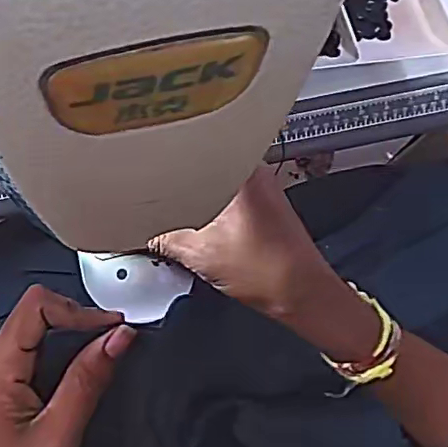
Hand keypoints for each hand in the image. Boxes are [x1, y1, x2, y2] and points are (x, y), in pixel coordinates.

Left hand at [0, 285, 134, 446]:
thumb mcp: (59, 433)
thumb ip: (88, 378)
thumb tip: (117, 338)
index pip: (37, 305)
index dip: (80, 311)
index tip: (113, 327)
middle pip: (36, 311)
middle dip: (79, 322)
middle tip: (113, 343)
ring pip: (34, 328)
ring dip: (70, 338)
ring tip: (98, 361)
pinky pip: (28, 348)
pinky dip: (57, 353)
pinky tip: (74, 376)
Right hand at [149, 166, 379, 361]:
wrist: (304, 296)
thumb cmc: (271, 274)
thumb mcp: (200, 254)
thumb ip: (164, 239)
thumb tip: (143, 234)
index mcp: (242, 171)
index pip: (193, 150)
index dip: (165, 160)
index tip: (145, 165)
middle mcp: (255, 173)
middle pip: (202, 167)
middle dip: (176, 182)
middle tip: (152, 190)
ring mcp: (261, 190)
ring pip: (214, 183)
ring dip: (193, 197)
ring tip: (170, 208)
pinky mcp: (262, 208)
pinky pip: (225, 199)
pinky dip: (208, 209)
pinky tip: (195, 225)